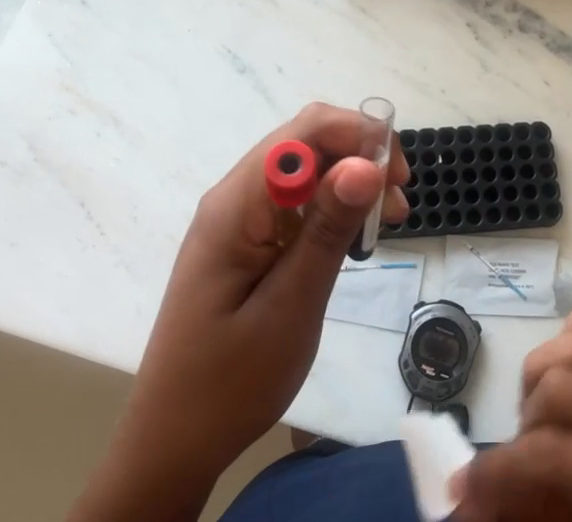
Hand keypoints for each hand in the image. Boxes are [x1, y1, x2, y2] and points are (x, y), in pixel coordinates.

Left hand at [71, 103, 407, 521]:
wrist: (174, 438)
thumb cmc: (230, 382)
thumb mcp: (291, 306)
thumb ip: (327, 230)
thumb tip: (368, 162)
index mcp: (236, 205)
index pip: (305, 132)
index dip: (359, 136)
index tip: (397, 184)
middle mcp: (233, 197)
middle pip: (305, 141)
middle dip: (359, 155)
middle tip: (396, 207)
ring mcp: (237, 219)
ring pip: (303, 169)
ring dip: (349, 180)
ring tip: (384, 225)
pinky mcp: (245, 241)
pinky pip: (293, 202)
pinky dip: (331, 207)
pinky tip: (351, 239)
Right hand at [452, 305, 571, 521]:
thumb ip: (526, 508)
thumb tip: (462, 497)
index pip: (556, 451)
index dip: (499, 470)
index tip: (466, 487)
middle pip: (561, 386)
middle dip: (525, 423)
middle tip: (520, 460)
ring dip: (549, 373)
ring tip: (547, 418)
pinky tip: (571, 372)